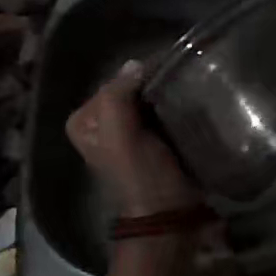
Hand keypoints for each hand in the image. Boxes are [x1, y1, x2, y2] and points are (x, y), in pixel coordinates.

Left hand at [66, 60, 201, 217]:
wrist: (169, 212)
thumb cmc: (142, 175)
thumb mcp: (121, 137)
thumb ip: (117, 99)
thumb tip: (135, 63)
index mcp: (84, 120)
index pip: (117, 80)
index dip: (143, 75)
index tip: (172, 73)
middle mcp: (101, 122)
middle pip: (133, 88)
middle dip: (156, 83)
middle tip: (184, 80)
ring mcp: (128, 131)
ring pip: (150, 98)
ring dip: (168, 93)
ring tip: (192, 89)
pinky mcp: (154, 139)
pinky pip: (163, 111)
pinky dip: (176, 106)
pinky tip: (191, 106)